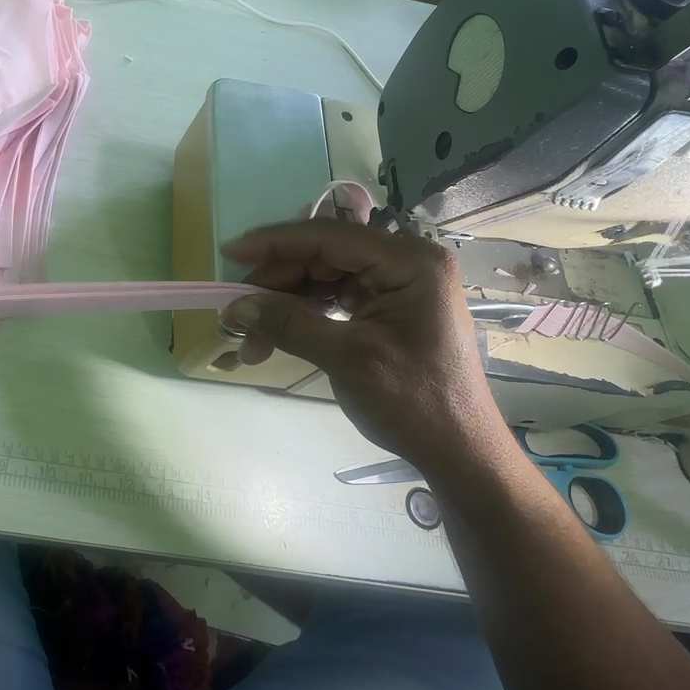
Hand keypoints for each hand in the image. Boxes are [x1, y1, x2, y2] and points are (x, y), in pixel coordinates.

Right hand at [220, 219, 507, 472]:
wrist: (460, 453)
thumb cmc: (414, 403)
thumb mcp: (347, 359)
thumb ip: (290, 323)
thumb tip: (236, 306)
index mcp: (408, 261)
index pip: (328, 236)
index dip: (274, 243)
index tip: (230, 253)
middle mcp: (405, 262)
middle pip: (322, 256)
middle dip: (275, 285)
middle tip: (235, 314)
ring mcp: (397, 284)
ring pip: (322, 277)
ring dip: (283, 304)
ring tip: (250, 340)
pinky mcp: (388, 306)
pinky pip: (334, 297)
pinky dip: (303, 315)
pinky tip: (275, 338)